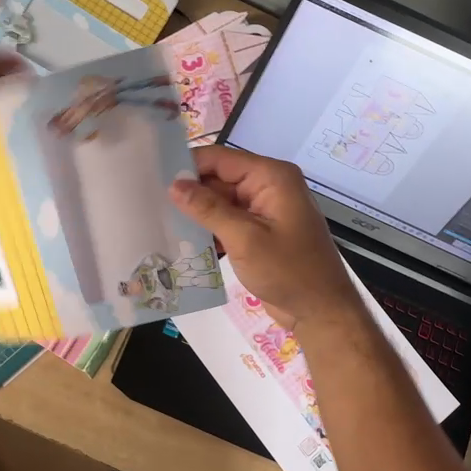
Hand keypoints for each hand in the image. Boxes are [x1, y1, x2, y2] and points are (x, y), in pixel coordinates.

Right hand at [170, 146, 364, 330]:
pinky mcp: (260, 232)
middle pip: (219, 179)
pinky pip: (228, 222)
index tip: (152, 176)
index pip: (220, 158)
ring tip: (160, 222)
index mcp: (271, 177)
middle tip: (149, 203)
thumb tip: (174, 185)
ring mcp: (264, 210)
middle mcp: (268, 186)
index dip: (188, 165)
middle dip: (189, 192)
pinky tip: (183, 242)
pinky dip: (210, 230)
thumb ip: (208, 209)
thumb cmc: (289, 272)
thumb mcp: (245, 239)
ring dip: (197, 215)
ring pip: (220, 202)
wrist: (321, 311)